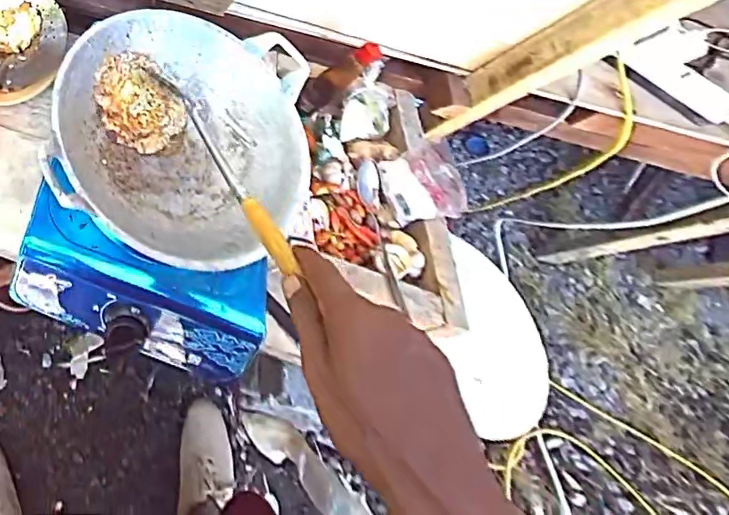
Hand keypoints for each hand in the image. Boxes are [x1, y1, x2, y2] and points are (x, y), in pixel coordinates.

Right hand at [283, 245, 515, 513]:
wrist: (435, 476)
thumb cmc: (372, 431)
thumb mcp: (318, 374)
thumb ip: (305, 321)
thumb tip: (294, 287)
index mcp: (352, 315)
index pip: (321, 268)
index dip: (302, 257)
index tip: (292, 252)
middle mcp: (387, 316)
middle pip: (348, 301)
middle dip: (332, 317)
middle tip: (322, 351)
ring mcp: (415, 336)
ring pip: (375, 326)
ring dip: (362, 342)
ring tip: (357, 386)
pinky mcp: (435, 357)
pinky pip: (400, 345)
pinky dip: (388, 359)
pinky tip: (384, 394)